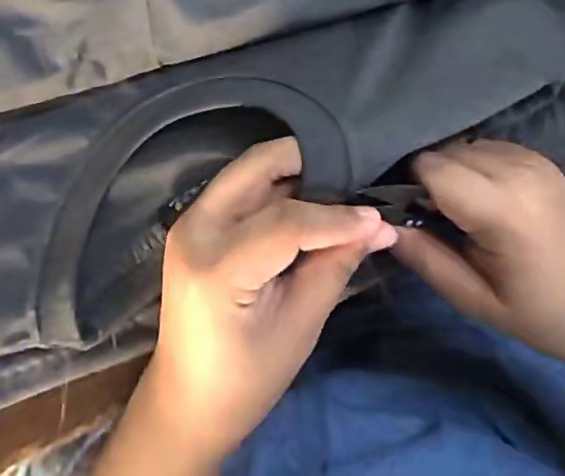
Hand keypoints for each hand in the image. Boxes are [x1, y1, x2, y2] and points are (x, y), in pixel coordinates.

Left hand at [104, 138, 397, 472]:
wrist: (186, 402)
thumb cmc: (245, 380)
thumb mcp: (299, 327)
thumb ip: (335, 266)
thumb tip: (379, 226)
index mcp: (217, 267)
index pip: (285, 221)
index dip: (335, 216)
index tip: (376, 216)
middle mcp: (196, 227)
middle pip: (258, 165)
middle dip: (309, 161)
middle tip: (353, 178)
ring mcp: (191, 218)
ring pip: (250, 167)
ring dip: (294, 170)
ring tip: (337, 189)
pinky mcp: (196, 219)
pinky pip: (242, 184)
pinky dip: (278, 185)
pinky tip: (308, 201)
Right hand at [390, 140, 564, 373]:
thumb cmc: (534, 314)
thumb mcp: (471, 299)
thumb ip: (422, 256)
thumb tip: (378, 222)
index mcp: (506, 208)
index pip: (432, 169)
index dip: (411, 188)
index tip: (413, 218)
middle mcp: (520, 170)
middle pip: (444, 153)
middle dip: (429, 181)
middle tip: (437, 220)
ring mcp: (532, 158)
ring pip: (461, 146)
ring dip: (450, 171)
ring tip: (462, 210)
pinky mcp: (538, 155)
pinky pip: (484, 146)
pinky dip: (471, 166)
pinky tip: (484, 198)